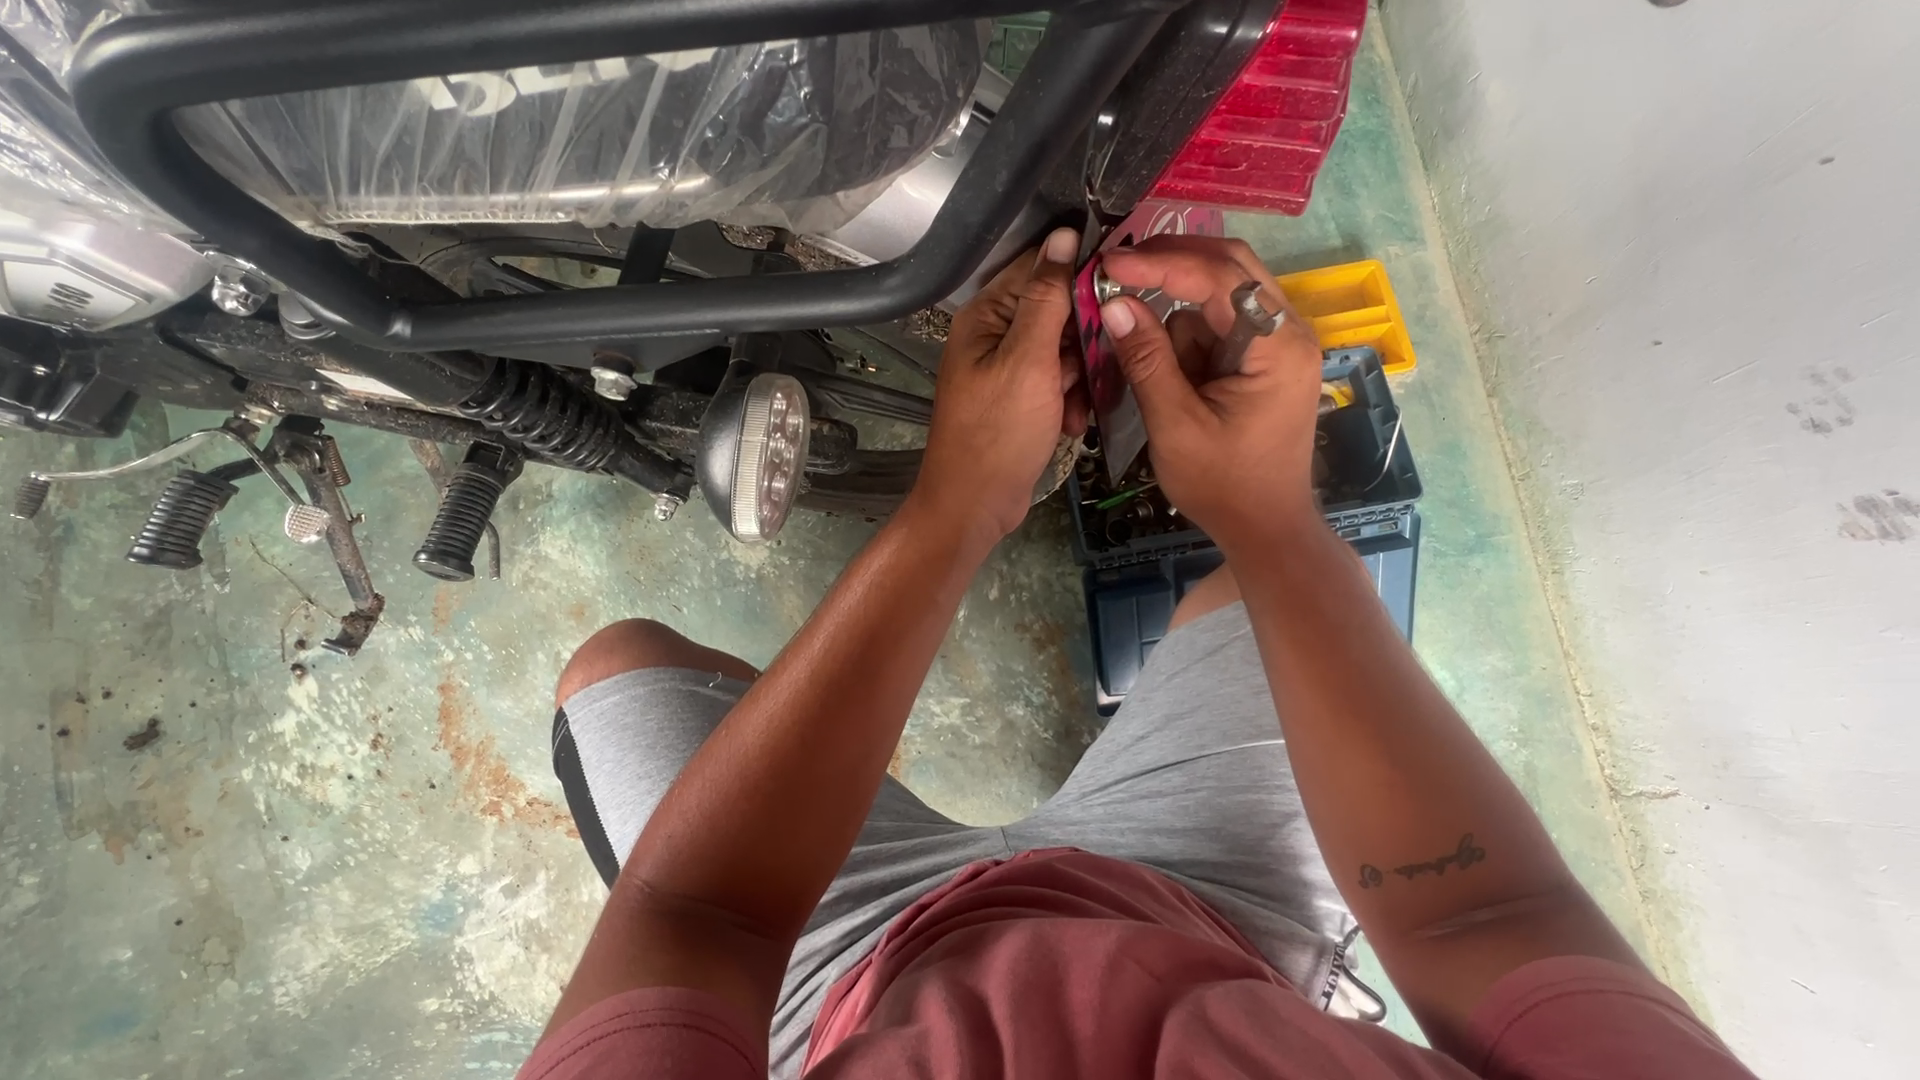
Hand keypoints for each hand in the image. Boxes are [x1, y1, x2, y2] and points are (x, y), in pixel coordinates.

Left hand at [911, 227, 1087, 540]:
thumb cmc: (998, 432)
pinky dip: (1069, 401)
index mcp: (986, 315)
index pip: (1039, 266)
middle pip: (1057, 311)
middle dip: (1084, 339)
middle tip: (1098, 364)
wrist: (976, 504)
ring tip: (1078, 404)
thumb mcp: (1029, 359)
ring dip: (1080, 377)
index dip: (1081, 272)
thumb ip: (1048, 297)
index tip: (1122, 288)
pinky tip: (1071, 423)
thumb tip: (1064, 235)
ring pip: (1064, 350)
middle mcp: (993, 336)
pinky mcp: (1019, 400)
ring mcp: (1006, 370)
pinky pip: (1057, 384)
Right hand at [1099, 236, 1325, 548]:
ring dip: (1177, 315)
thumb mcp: (1175, 426)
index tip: (1110, 264)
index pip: (1220, 278)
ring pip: (1220, 296)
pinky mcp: (1263, 359)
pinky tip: (1172, 378)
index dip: (1162, 264)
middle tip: (1118, 271)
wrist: (1264, 527)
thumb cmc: (1223, 486)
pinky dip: (1186, 338)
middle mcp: (1288, 332)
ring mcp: (1278, 344)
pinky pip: (1218, 327)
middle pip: (1230, 268)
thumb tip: (1114, 304)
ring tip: (1152, 362)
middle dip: (1171, 266)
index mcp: (1278, 347)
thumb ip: (1147, 361)